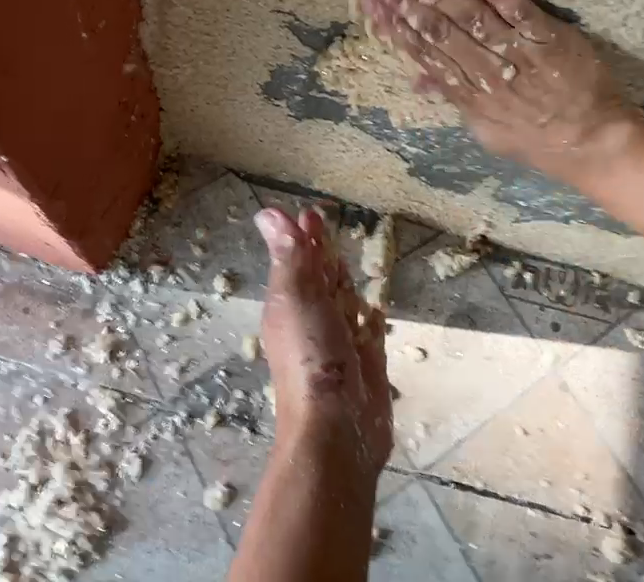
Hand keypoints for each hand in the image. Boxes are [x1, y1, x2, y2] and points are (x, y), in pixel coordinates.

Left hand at [252, 205, 392, 480]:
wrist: (337, 430)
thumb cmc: (311, 359)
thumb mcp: (296, 299)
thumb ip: (288, 256)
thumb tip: (267, 212)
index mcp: (289, 305)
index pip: (297, 259)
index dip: (303, 236)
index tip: (309, 212)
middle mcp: (312, 321)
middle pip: (318, 277)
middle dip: (320, 252)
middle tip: (324, 222)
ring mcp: (340, 343)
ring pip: (342, 301)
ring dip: (343, 279)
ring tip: (348, 257)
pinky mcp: (367, 364)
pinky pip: (368, 331)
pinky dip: (370, 316)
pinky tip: (376, 306)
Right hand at [353, 0, 639, 180]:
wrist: (592, 145)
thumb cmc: (538, 139)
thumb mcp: (488, 131)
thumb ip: (455, 101)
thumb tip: (418, 81)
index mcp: (468, 96)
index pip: (424, 54)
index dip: (396, 27)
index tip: (373, 3)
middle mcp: (487, 75)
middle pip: (439, 32)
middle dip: (406, 3)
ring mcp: (519, 56)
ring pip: (471, 20)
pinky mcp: (551, 42)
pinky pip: (521, 14)